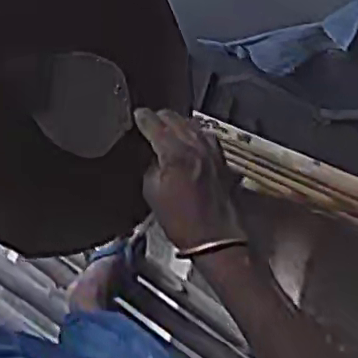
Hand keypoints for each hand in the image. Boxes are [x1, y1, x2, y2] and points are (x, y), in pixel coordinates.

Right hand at [134, 108, 246, 252]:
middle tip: (148, 121)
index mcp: (175, 153)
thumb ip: (151, 164)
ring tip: (167, 126)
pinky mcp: (222, 161)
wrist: (216, 241)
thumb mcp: (151, 191)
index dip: (142, 118)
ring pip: (192, 124)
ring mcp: (212, 153)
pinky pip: (207, 136)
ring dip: (177, 123)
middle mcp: (195, 147)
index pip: (154, 124)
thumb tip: (153, 153)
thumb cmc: (180, 220)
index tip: (136, 115)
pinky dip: (195, 132)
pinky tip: (189, 138)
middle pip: (174, 118)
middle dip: (159, 117)